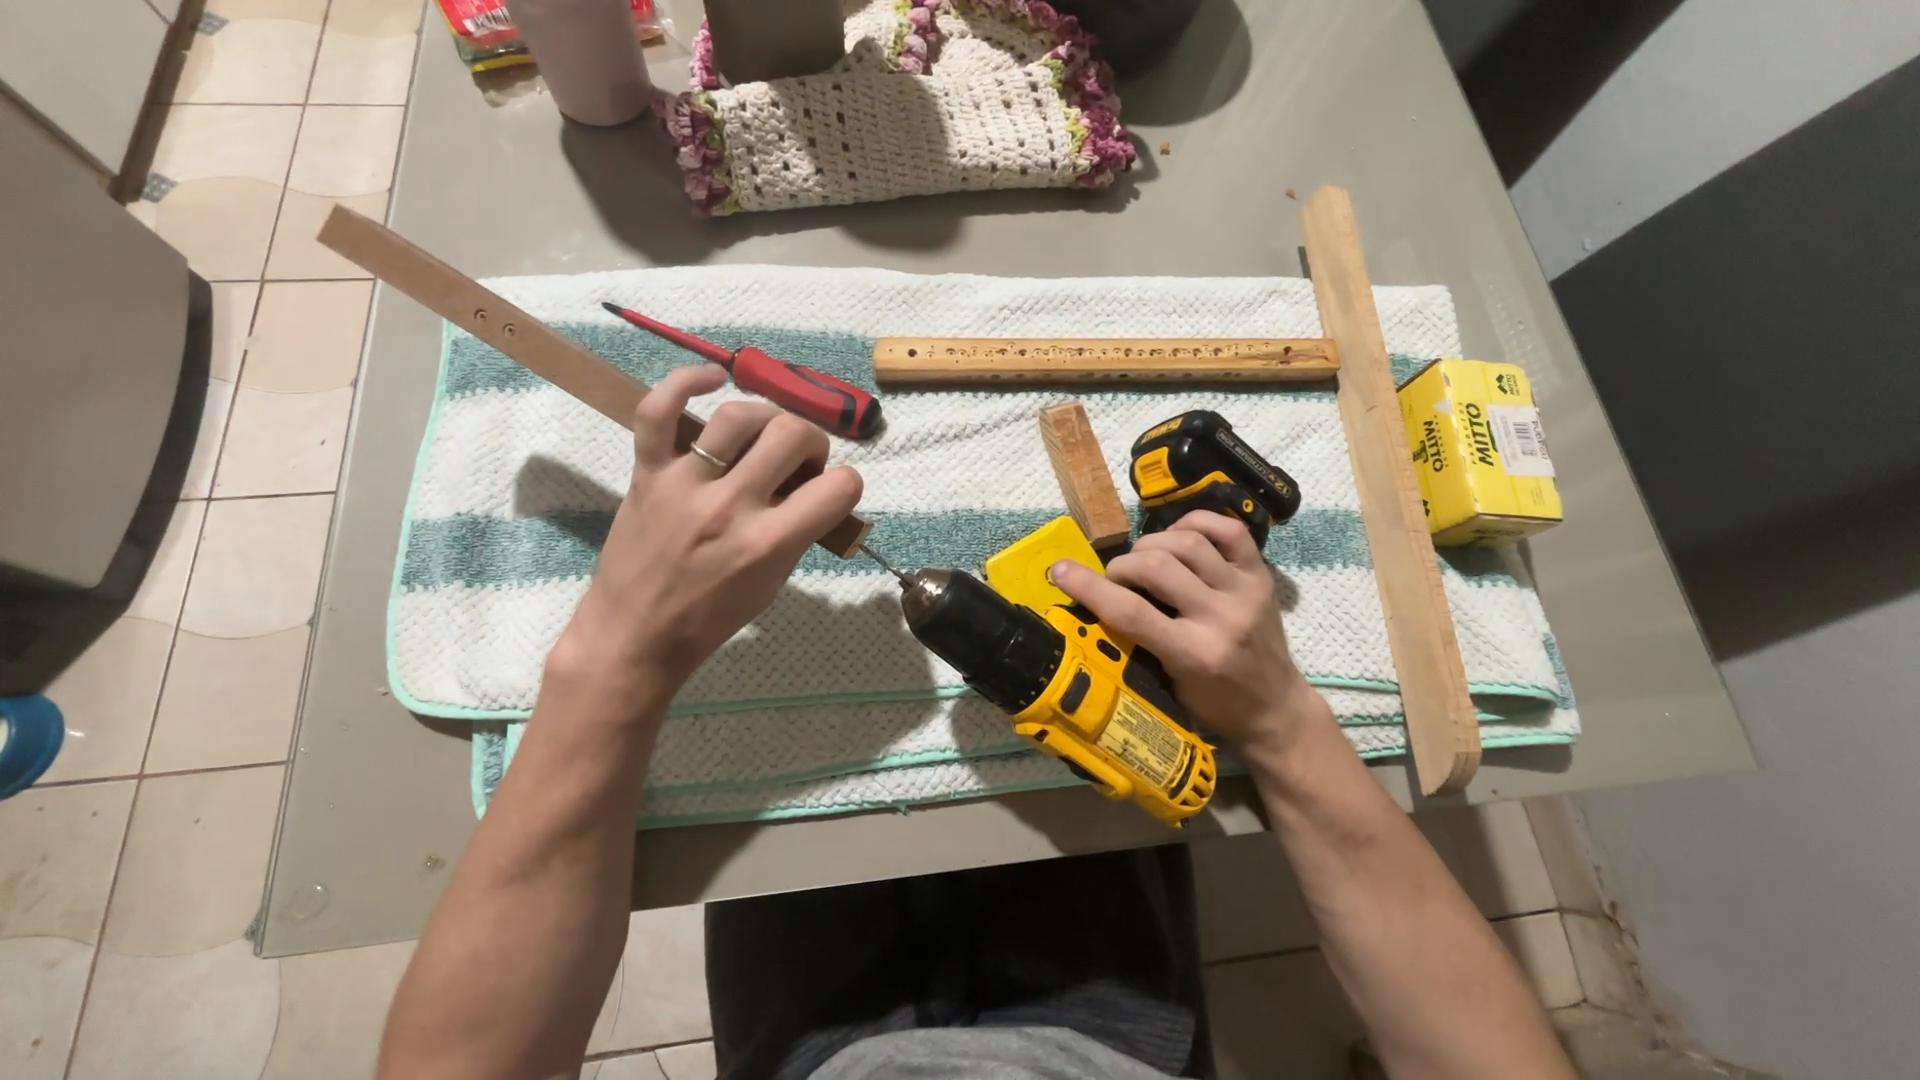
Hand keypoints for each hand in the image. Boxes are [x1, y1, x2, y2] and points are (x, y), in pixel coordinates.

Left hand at [549, 365, 863, 707]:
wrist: (635, 635)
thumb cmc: (710, 618)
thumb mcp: (772, 584)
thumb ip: (797, 533)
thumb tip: (813, 490)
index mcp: (768, 543)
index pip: (839, 487)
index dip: (847, 485)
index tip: (831, 492)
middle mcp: (730, 506)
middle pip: (792, 435)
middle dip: (811, 443)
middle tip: (798, 463)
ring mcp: (684, 484)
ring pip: (738, 415)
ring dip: (766, 418)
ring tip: (763, 436)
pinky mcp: (647, 472)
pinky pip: (659, 410)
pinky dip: (685, 383)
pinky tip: (714, 378)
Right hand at [1049, 511, 1328, 759]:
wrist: (1276, 708)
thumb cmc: (1215, 705)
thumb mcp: (1168, 683)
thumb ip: (1137, 641)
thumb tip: (1098, 600)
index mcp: (1193, 654)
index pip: (1129, 610)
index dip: (1088, 586)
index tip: (1060, 570)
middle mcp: (1221, 617)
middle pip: (1154, 566)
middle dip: (1121, 566)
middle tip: (1116, 579)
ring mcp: (1245, 591)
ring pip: (1186, 541)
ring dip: (1152, 544)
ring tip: (1144, 559)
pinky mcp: (1261, 575)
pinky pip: (1228, 530)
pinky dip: (1196, 524)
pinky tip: (1179, 536)